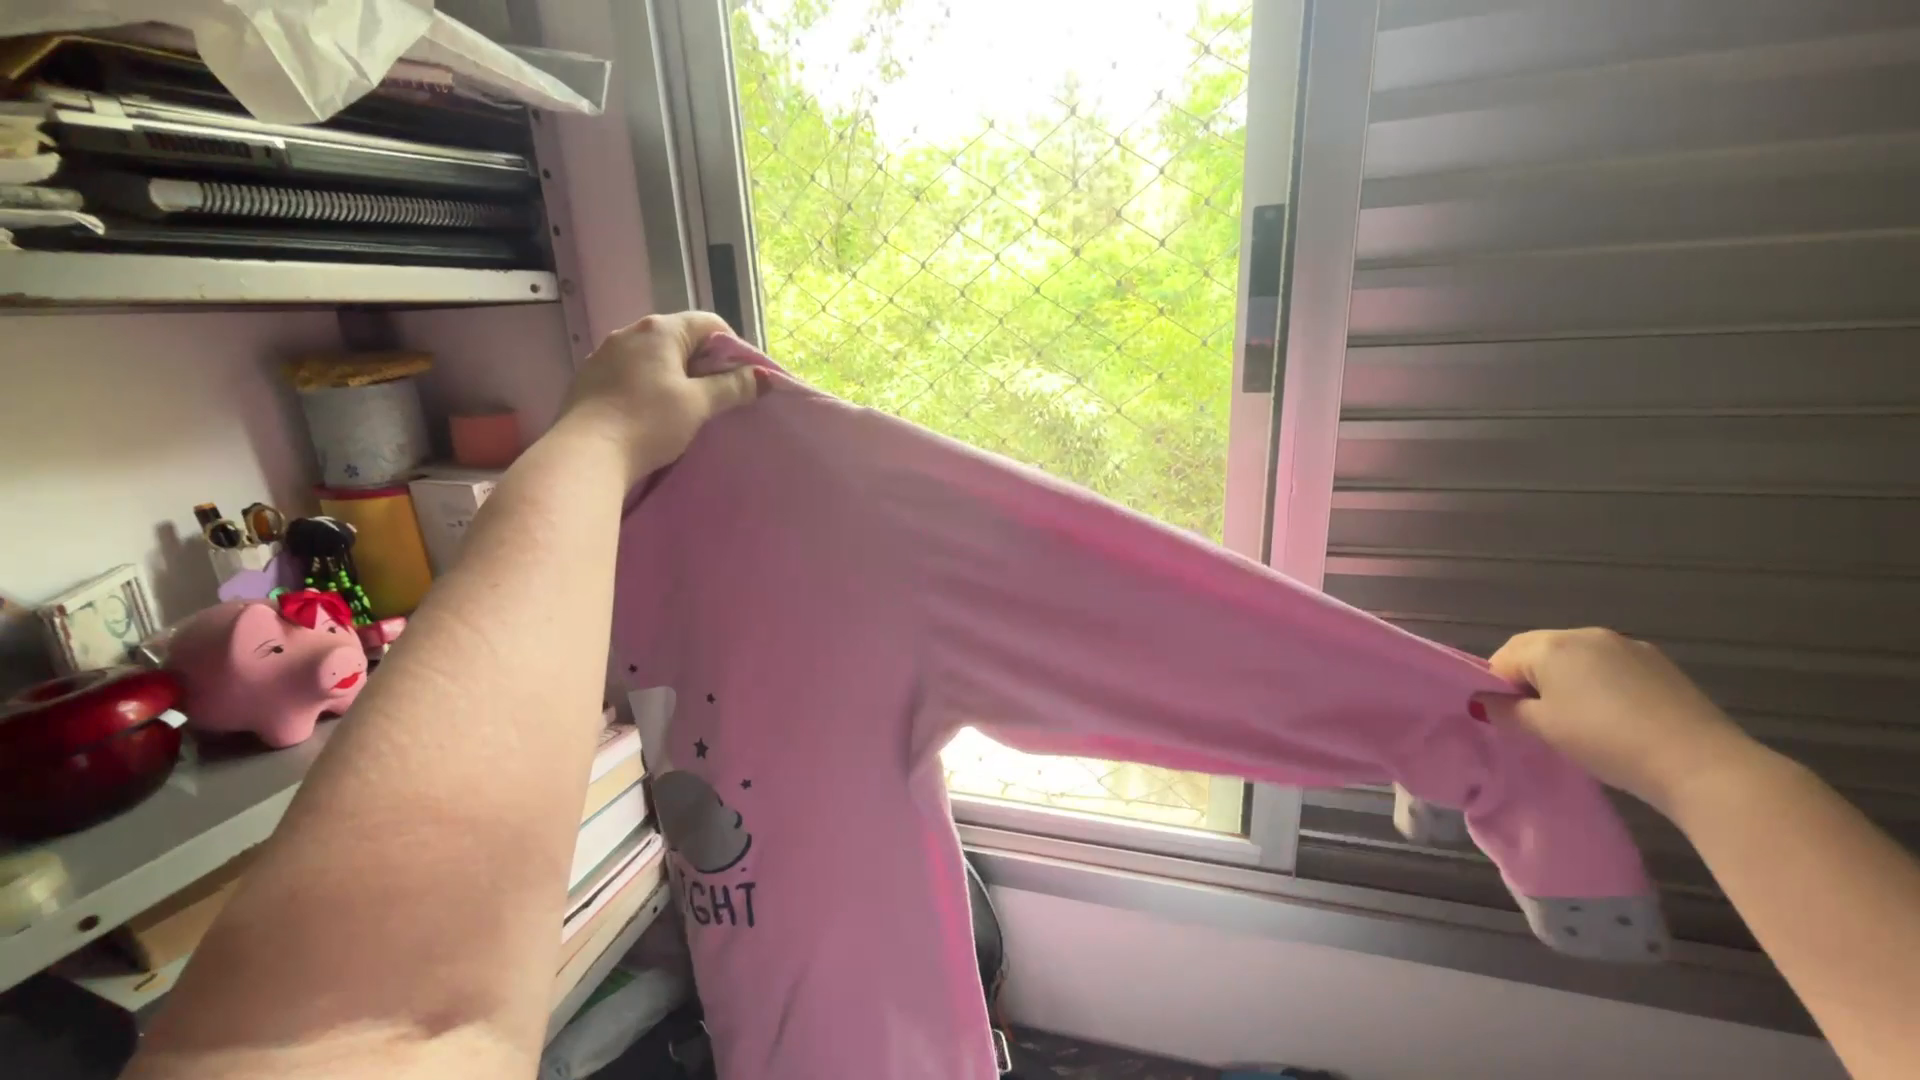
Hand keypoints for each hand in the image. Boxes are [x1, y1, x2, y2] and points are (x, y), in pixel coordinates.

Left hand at [558, 311, 762, 483]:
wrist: (586, 454)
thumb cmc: (649, 422)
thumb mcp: (698, 404)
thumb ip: (732, 387)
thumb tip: (763, 376)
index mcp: (659, 330)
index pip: (709, 323)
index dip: (733, 347)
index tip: (742, 378)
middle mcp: (629, 332)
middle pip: (680, 338)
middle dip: (703, 362)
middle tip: (719, 395)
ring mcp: (604, 354)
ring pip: (653, 356)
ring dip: (675, 374)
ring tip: (686, 407)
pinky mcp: (589, 379)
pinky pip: (629, 373)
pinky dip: (648, 385)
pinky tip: (651, 413)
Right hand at [1480, 628, 1760, 816]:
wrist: (1699, 762)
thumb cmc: (1605, 741)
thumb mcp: (1543, 729)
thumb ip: (1504, 710)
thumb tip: (1484, 701)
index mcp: (1551, 645)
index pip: (1502, 658)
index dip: (1497, 688)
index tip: (1510, 718)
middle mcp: (1585, 634)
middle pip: (1538, 651)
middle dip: (1529, 679)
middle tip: (1539, 720)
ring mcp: (1627, 645)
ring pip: (1575, 658)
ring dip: (1565, 681)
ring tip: (1579, 720)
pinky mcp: (1658, 663)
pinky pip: (1610, 666)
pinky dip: (1600, 684)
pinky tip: (1614, 716)